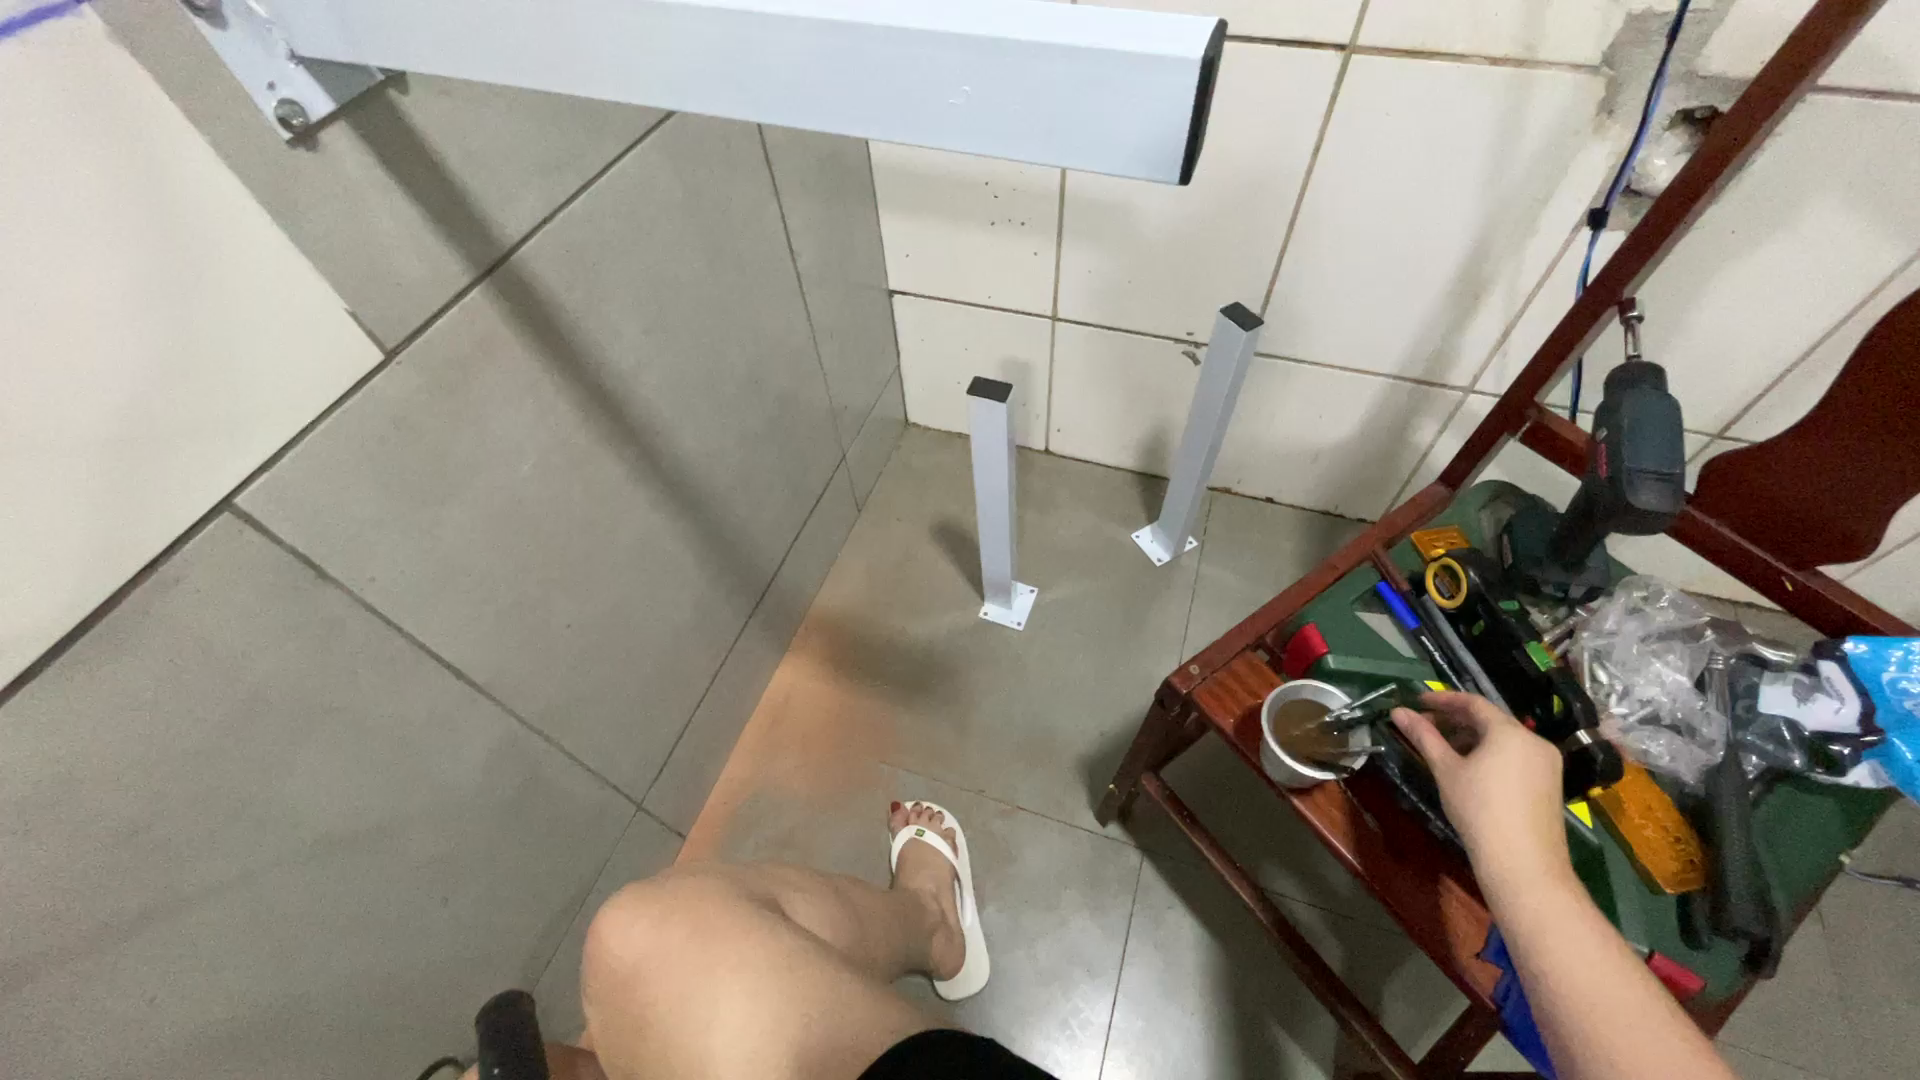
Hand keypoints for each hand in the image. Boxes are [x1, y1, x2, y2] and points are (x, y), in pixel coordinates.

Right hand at [1390, 691, 1571, 891]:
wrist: (1523, 862)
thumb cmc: (1479, 808)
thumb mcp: (1446, 769)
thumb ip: (1423, 736)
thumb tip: (1398, 711)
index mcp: (1510, 732)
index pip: (1473, 703)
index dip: (1442, 699)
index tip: (1417, 701)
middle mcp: (1535, 741)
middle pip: (1490, 720)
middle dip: (1455, 720)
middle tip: (1425, 726)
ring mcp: (1547, 763)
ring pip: (1504, 739)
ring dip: (1472, 737)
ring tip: (1444, 749)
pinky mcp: (1550, 783)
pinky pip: (1516, 755)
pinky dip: (1491, 753)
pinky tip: (1471, 769)